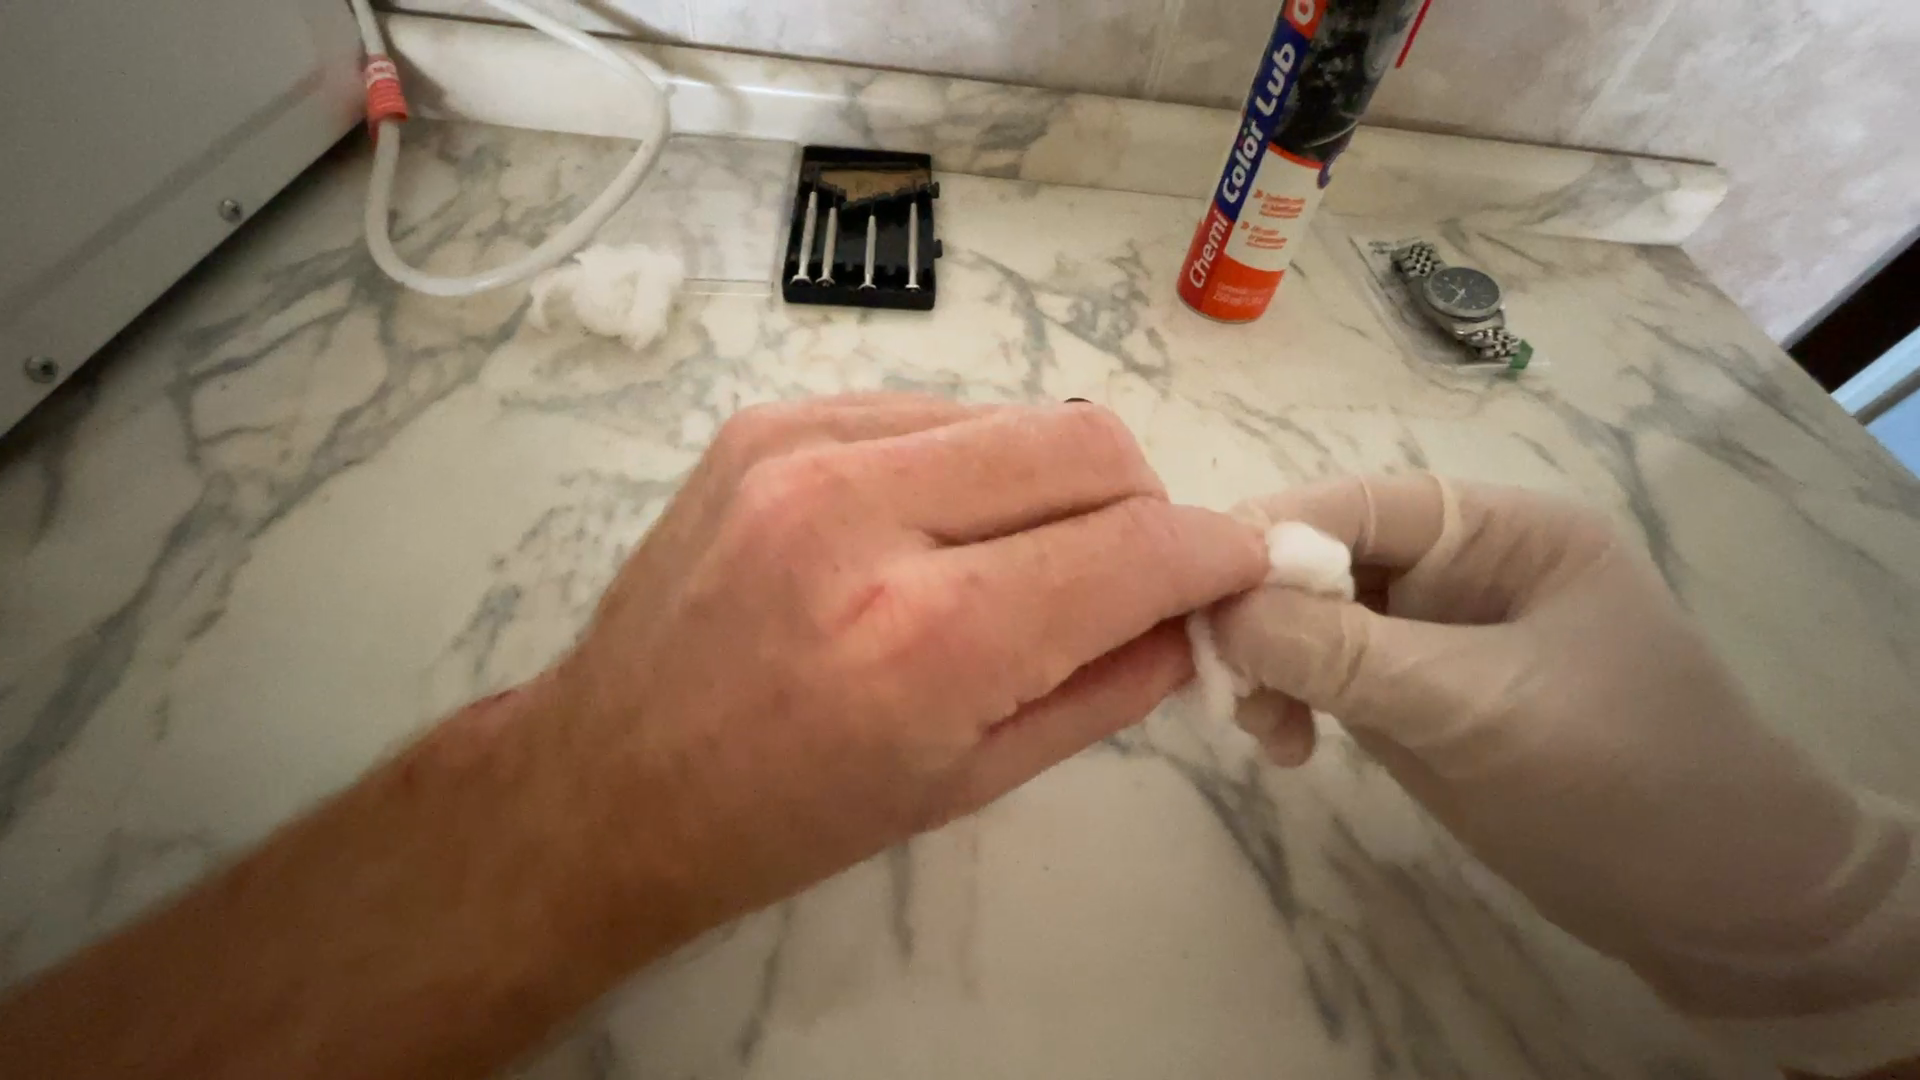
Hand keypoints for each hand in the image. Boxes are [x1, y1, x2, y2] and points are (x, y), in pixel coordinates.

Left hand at [0, 394, 1265, 1079]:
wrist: (609, 779)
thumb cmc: (790, 812)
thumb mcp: (969, 780)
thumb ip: (1105, 685)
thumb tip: (1189, 615)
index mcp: (926, 638)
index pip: (1135, 549)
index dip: (1212, 552)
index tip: (1234, 564)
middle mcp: (864, 513)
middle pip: (1087, 443)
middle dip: (1141, 504)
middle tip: (1127, 565)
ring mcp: (803, 446)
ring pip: (1013, 416)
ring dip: (1052, 482)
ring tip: (1018, 552)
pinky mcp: (768, 421)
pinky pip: (929, 414)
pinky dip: (970, 463)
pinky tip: (936, 524)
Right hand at [1209, 474, 1919, 1065]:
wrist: (1711, 911)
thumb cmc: (1626, 783)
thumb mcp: (1477, 709)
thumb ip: (1343, 654)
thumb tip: (1219, 613)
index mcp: (1490, 530)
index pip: (1352, 506)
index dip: (1268, 538)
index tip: (1198, 597)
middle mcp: (1444, 564)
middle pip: (1310, 560)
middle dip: (1256, 617)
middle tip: (1218, 680)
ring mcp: (1414, 627)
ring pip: (1296, 618)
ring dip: (1261, 666)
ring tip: (1257, 728)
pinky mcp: (1392, 684)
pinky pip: (1307, 668)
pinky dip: (1278, 698)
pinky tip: (1283, 745)